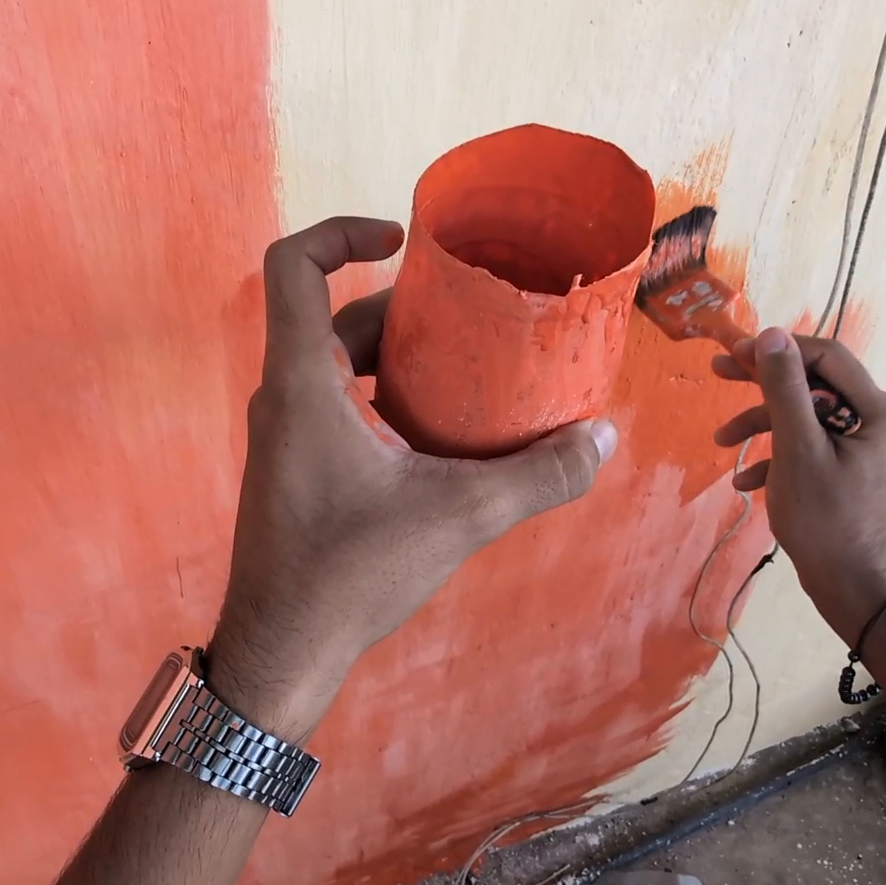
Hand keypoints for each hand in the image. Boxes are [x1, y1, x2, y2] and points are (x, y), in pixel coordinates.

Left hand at [209, 217, 618, 741]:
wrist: (282, 652)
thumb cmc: (351, 574)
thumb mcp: (457, 517)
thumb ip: (537, 478)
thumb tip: (604, 439)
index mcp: (303, 385)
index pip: (293, 266)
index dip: (341, 232)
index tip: (402, 241)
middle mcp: (283, 398)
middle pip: (333, 318)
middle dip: (400, 310)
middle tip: (467, 321)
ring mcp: (283, 437)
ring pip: (337, 367)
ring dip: (394, 359)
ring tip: (463, 372)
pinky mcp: (293, 470)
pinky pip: (335, 406)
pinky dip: (380, 398)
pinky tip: (432, 433)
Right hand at [711, 328, 885, 641]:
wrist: (846, 583)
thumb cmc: (823, 517)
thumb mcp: (797, 449)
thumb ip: (784, 390)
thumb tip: (770, 335)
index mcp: (875, 409)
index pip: (825, 356)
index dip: (777, 349)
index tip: (732, 354)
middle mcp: (874, 419)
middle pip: (812, 382)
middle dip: (762, 382)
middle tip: (717, 371)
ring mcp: (860, 445)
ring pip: (803, 415)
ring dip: (760, 425)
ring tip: (722, 442)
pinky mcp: (845, 468)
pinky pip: (805, 445)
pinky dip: (774, 456)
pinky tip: (747, 481)